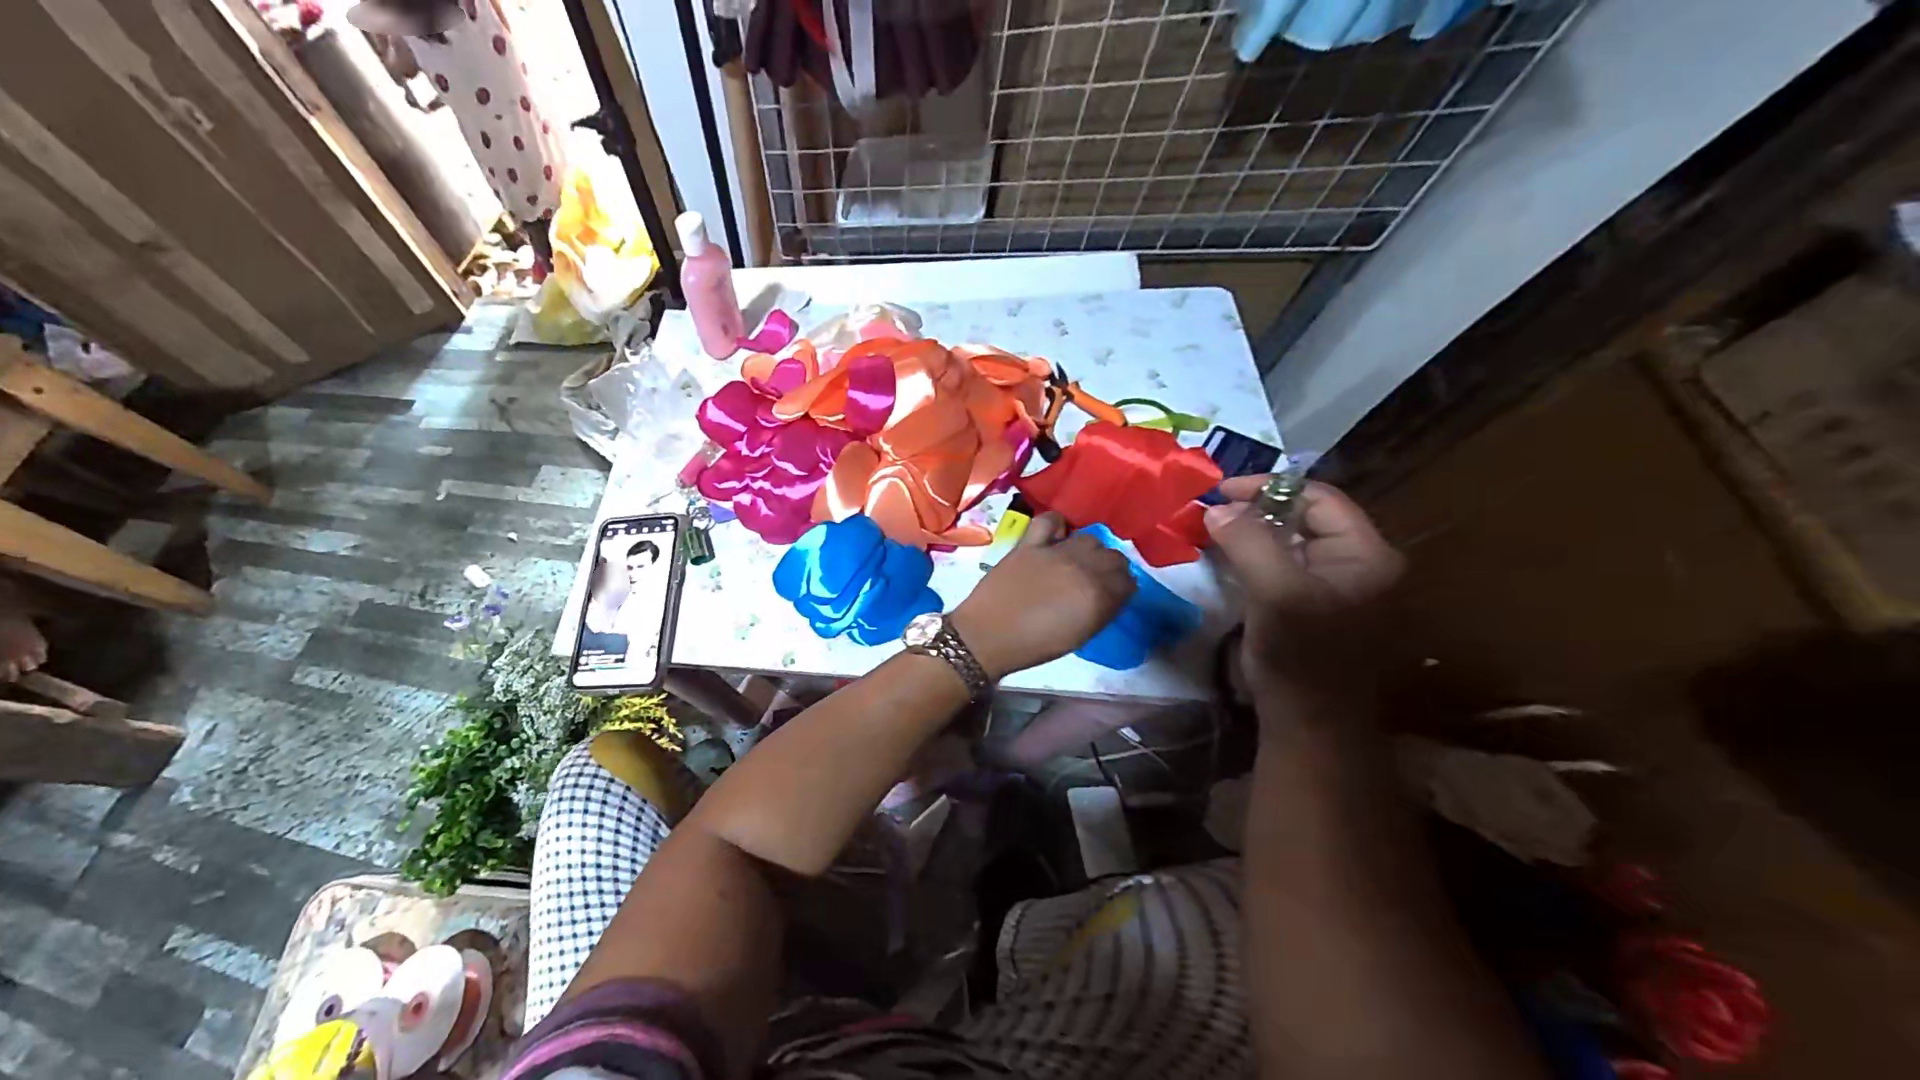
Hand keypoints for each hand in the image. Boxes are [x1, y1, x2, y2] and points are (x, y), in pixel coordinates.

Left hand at [952, 512, 1134, 678]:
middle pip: (1113, 556)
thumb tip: (1112, 596)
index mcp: (1099, 596)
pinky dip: (1057, 526)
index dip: (1123, 588)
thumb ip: (1102, 612)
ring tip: (1078, 560)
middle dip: (1111, 568)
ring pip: (1089, 538)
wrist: (987, 636)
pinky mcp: (1030, 544)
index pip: (1128, 581)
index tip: (1115, 594)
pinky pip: (1050, 521)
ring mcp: (1055, 552)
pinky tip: (1056, 537)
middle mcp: (1083, 569)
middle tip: (1098, 579)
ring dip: (1089, 549)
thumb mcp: (1080, 636)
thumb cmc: (1034, 645)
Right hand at [1202, 478, 1403, 710]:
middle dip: (1257, 510)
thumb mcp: (1276, 594)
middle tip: (1213, 512)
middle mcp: (1360, 564)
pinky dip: (1256, 558)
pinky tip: (1229, 561)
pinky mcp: (1317, 608)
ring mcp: (1339, 588)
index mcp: (1367, 554)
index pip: (1319, 498)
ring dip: (1253, 534)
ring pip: (1293, 543)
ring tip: (1214, 532)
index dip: (1269, 488)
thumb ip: (1249, 543)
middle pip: (1306, 518)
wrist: (1310, 727)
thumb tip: (1217, 509)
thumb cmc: (1301, 659)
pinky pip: (1286, 568)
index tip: (1221, 492)